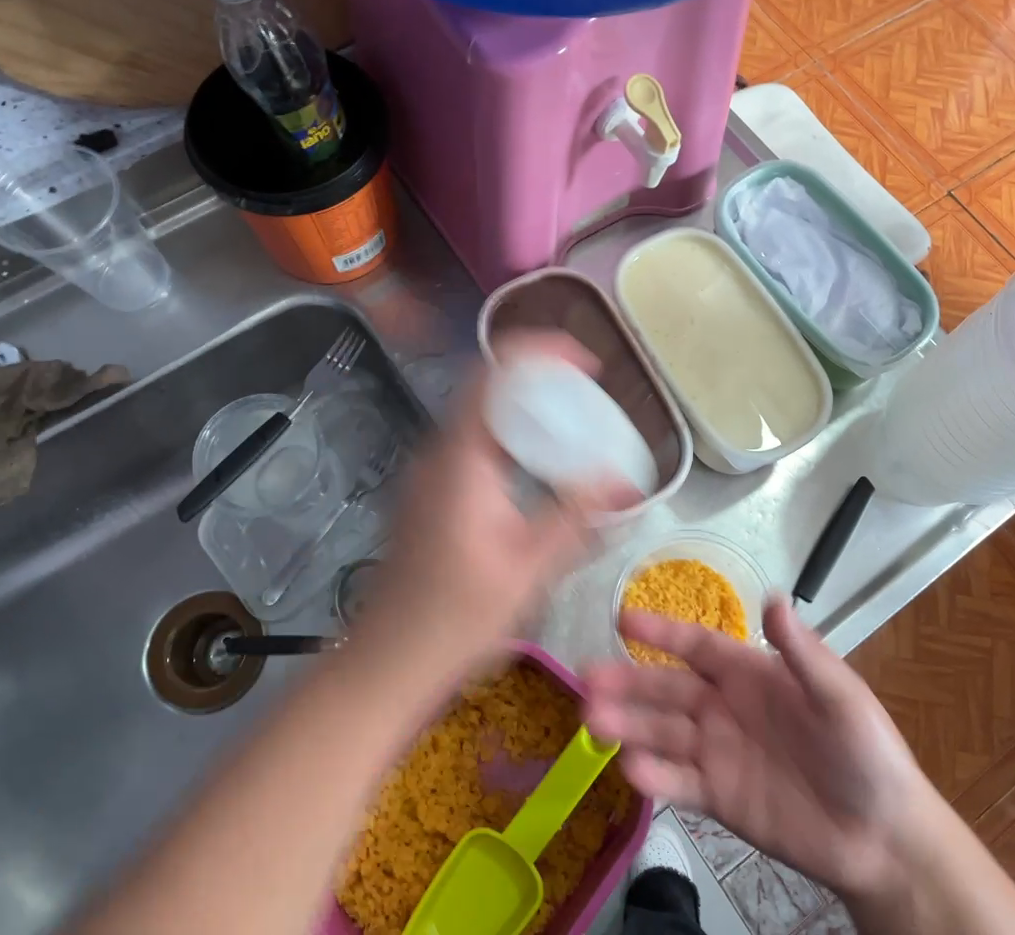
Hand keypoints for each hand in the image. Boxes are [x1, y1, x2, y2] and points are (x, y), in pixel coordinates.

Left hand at [355, 336, 630, 680]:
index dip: (538, 353)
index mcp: (460, 462)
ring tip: (572, 420)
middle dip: (539, 378)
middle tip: (588, 390)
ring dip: (523, 407)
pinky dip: (508, 435)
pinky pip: (471, 443)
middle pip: (486, 390)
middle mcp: (436, 456)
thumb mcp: (530, 570)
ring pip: (477, 416)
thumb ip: (577, 517)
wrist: (389, 660)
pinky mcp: (427, 494)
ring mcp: (426, 474)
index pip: (493, 377)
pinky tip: (538, 465)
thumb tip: (625, 479)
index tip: (584, 361)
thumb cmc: (456, 619)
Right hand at [582, 600, 936, 901]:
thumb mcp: (839, 697)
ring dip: (627, 724)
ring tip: (592, 720)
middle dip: (628, 681)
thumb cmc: (867, 754)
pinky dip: (652, 775)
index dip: (662, 632)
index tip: (621, 618)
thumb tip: (773, 596)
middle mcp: (726, 707)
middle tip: (586, 677)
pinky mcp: (716, 797)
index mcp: (753, 675)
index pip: (698, 646)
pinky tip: (629, 768)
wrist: (881, 838)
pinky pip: (676, 781)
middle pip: (668, 688)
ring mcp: (717, 752)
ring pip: (662, 732)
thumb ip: (802, 653)